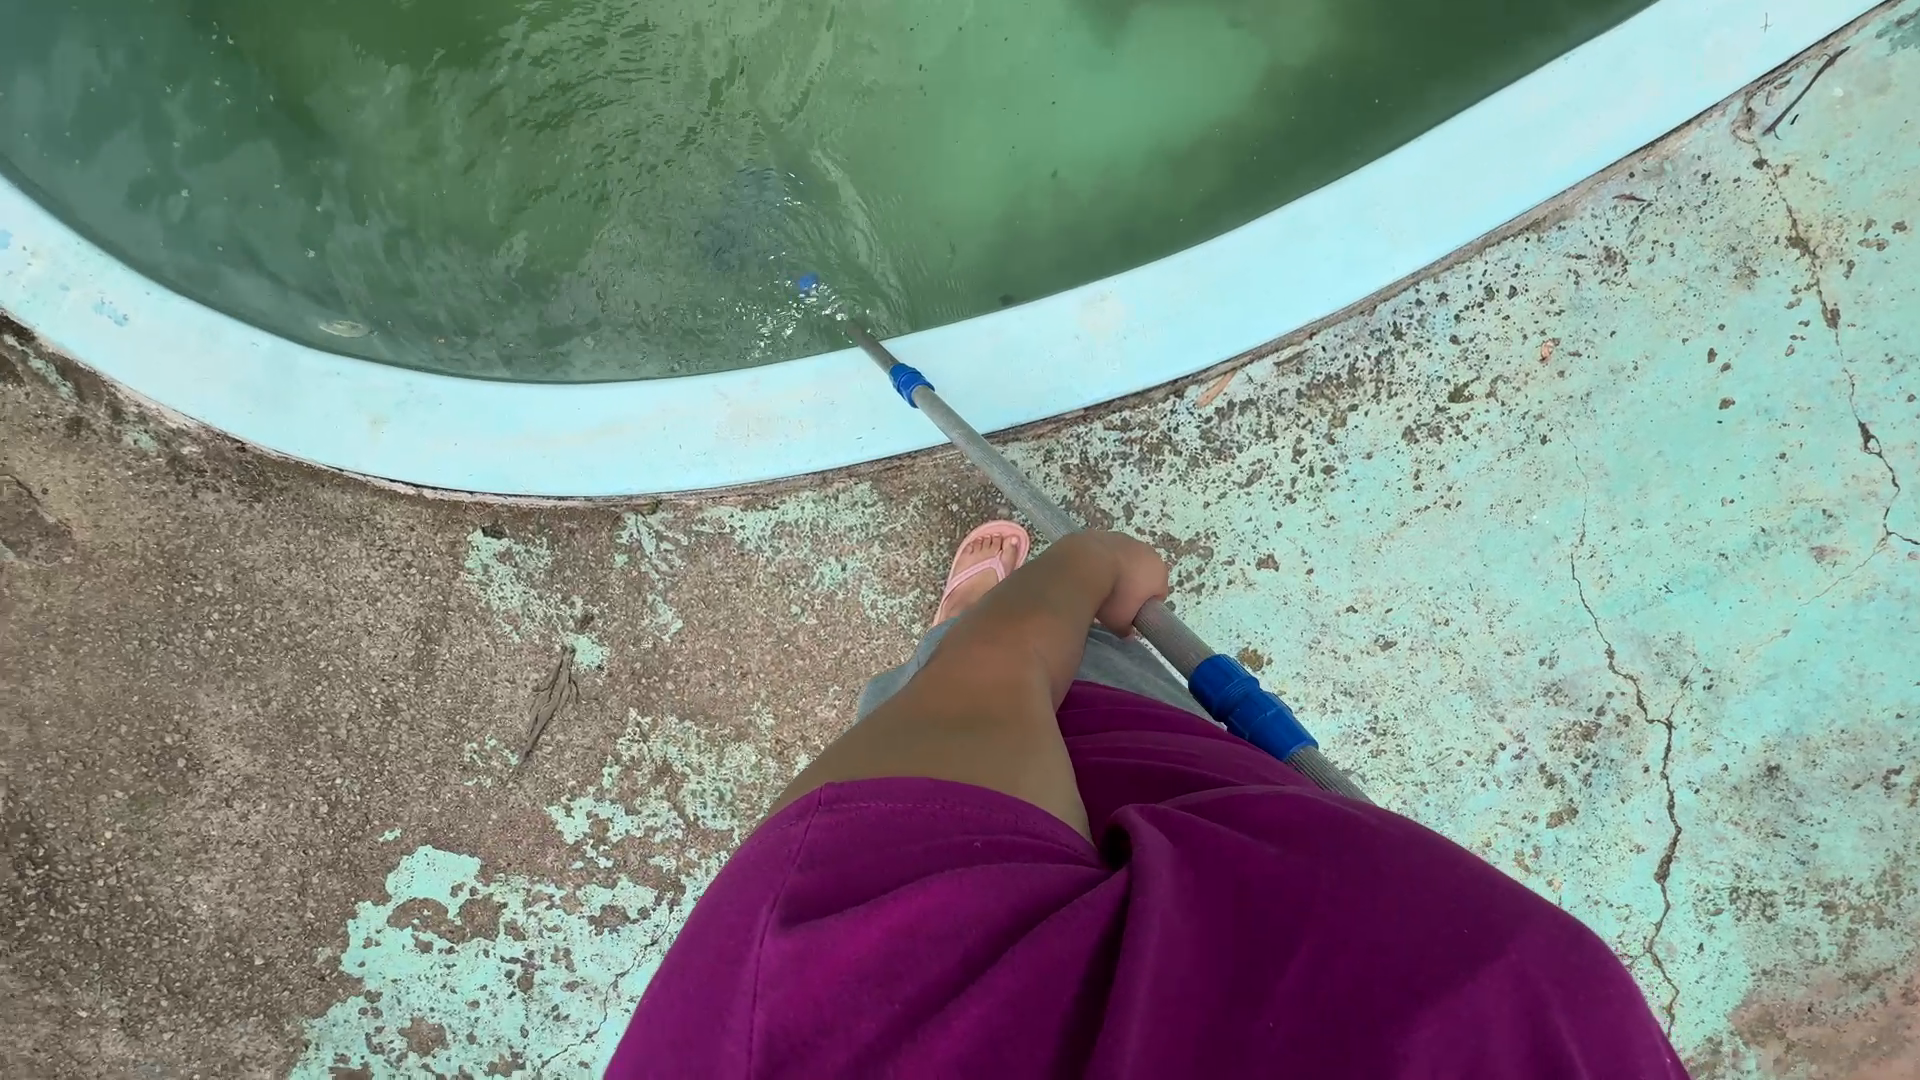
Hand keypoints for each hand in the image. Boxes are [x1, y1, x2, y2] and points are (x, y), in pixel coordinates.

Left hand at [1057, 532, 1169, 636]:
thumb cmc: (1112, 596)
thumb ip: (1127, 627)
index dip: (1143, 606)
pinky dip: (1089, 562)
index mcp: (1157, 568)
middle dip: (1126, 585)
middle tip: (1110, 602)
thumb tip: (1126, 633)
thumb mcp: (1122, 621)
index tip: (1128, 615)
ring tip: (1091, 588)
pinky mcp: (1093, 533)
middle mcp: (1141, 549)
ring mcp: (1116, 537)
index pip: (1157, 591)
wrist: (1081, 566)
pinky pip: (1095, 552)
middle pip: (1137, 572)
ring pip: (1115, 559)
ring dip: (1107, 571)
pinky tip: (1077, 575)